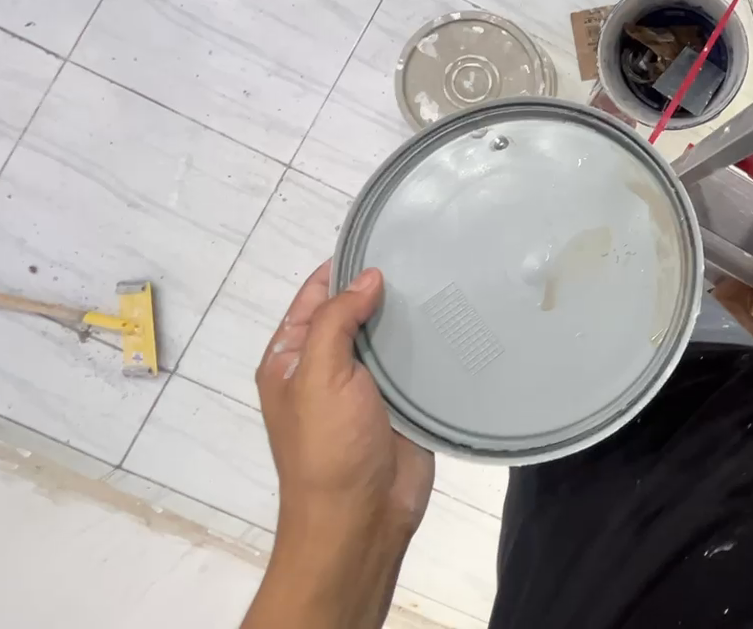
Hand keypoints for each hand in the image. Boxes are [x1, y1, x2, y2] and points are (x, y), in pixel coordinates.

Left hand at [245, 264, 433, 628]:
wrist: (363, 517)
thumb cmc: (329, 447)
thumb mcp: (318, 377)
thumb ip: (335, 321)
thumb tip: (368, 276)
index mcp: (293, 358)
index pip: (316, 295)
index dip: (344, 265)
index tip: (385, 236)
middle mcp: (329, 365)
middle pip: (356, 309)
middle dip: (386, 283)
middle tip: (431, 250)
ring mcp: (368, 383)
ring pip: (390, 331)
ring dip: (413, 310)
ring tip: (452, 275)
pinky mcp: (403, 399)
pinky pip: (416, 358)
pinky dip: (433, 338)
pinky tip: (459, 317)